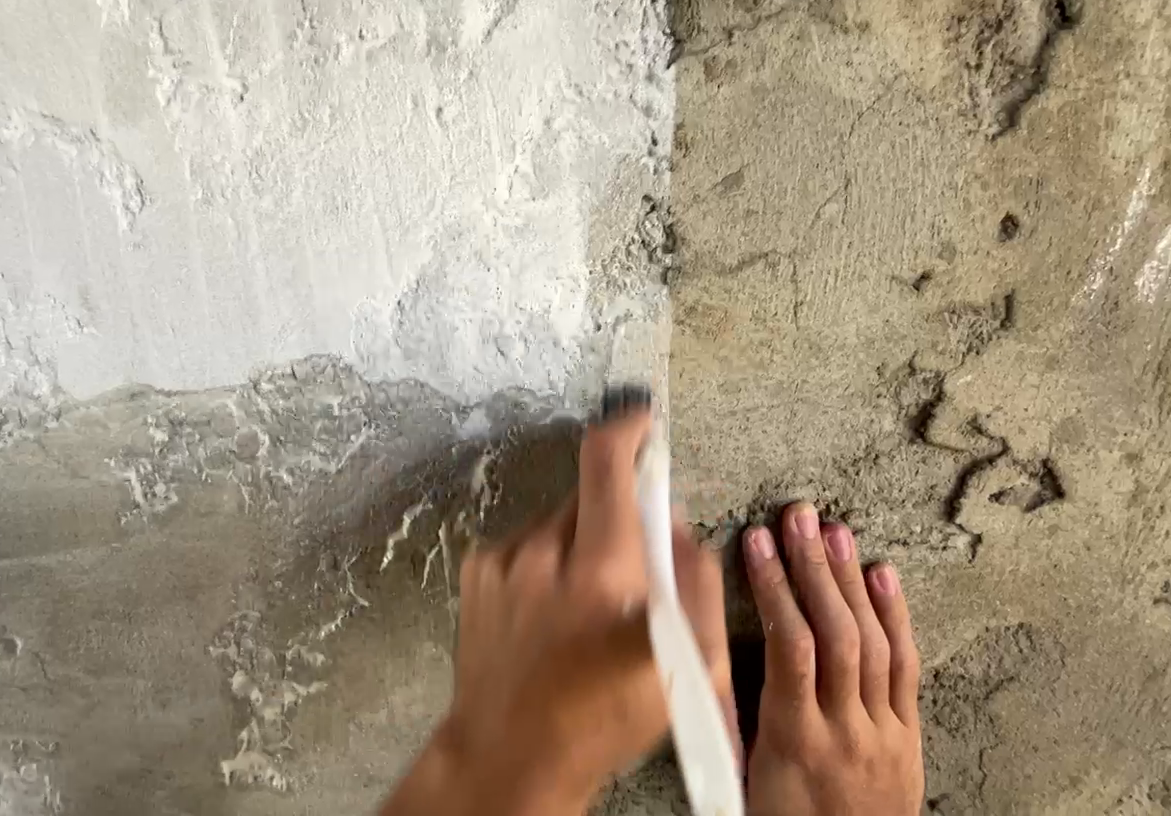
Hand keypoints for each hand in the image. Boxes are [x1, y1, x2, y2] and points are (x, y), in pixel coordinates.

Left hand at [380, 387, 736, 815]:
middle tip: (626, 564)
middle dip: (613, 514)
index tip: (640, 419)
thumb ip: (693, 582)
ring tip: (581, 602)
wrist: (509, 751)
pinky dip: (543, 559)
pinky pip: (525, 542)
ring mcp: (503, 557)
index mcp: (599, 569)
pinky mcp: (477, 568)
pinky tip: (545, 608)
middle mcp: (543, 550)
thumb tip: (675, 521)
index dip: (625, 429)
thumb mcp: (683, 666)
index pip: (604, 463)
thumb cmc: (604, 715)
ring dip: (576, 541)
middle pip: (586, 496)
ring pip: (556, 521)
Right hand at [741, 503, 924, 815]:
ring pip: (873, 643)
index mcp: (796, 737)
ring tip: (832, 530)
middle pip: (836, 634)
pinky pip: (908, 668)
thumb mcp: (745, 770)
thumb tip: (693, 646)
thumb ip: (726, 709)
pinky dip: (896, 615)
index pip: (790, 647)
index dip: (774, 587)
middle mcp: (846, 728)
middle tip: (798, 516)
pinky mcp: (910, 734)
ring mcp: (884, 729)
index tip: (756, 541)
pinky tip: (883, 575)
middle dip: (813, 567)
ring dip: (850, 579)